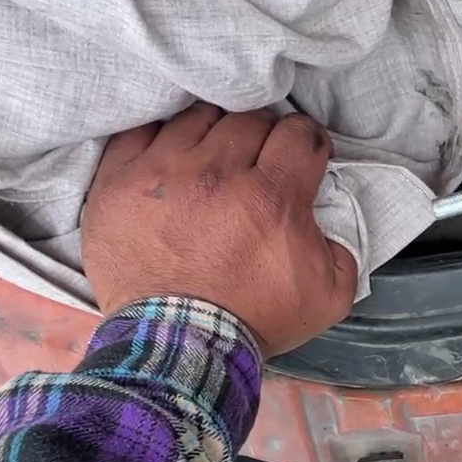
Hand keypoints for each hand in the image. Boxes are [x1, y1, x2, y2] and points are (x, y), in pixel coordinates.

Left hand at [81, 103, 357, 356]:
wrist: (180, 344)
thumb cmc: (254, 321)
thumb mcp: (329, 298)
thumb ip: (341, 253)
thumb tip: (327, 229)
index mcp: (274, 197)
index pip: (299, 134)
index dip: (308, 141)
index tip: (303, 157)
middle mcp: (220, 172)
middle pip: (250, 119)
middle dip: (265, 135)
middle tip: (262, 160)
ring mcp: (164, 171)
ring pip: (199, 117)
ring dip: (216, 131)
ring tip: (216, 158)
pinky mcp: (120, 179)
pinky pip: (142, 129)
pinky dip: (163, 136)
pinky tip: (173, 156)